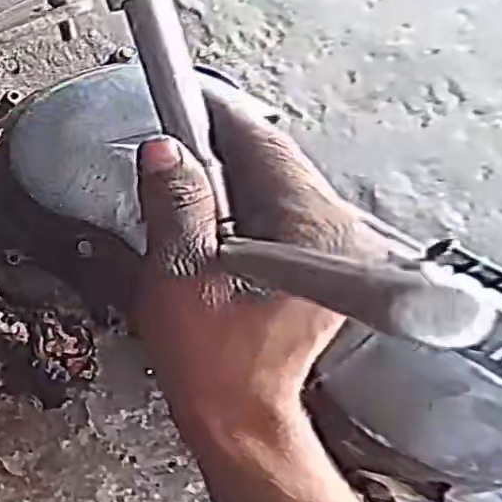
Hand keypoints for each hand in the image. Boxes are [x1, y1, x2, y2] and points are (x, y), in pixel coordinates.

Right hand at [134, 91, 387, 438]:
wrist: (234, 409)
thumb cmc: (210, 358)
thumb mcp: (179, 276)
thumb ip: (175, 208)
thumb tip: (163, 152)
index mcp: (313, 233)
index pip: (263, 146)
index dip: (214, 115)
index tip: (180, 92)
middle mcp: (338, 233)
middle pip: (267, 161)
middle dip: (212, 146)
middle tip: (163, 135)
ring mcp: (331, 247)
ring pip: (264, 184)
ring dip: (217, 175)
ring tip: (172, 177)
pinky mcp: (314, 259)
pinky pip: (266, 209)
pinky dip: (228, 201)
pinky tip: (197, 212)